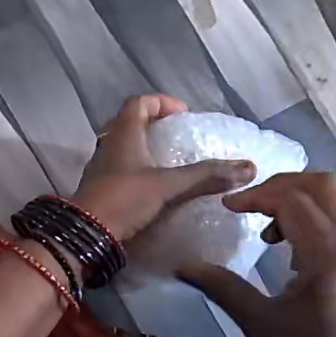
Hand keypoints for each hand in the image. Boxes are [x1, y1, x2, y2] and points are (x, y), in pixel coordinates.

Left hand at [72, 95, 254, 240]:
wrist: (87, 233)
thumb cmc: (125, 199)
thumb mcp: (168, 185)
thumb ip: (205, 176)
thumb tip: (247, 168)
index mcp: (122, 134)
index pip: (139, 102)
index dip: (162, 102)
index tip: (182, 114)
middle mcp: (107, 146)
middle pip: (128, 124)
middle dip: (152, 126)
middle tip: (174, 137)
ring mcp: (98, 169)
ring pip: (120, 149)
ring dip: (141, 151)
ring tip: (165, 163)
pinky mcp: (96, 190)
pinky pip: (116, 171)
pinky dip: (133, 172)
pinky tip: (148, 188)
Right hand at [178, 173, 335, 336]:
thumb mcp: (259, 323)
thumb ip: (223, 287)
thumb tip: (184, 266)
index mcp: (329, 255)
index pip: (294, 200)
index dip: (256, 197)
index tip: (227, 208)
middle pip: (324, 186)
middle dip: (282, 186)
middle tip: (249, 205)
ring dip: (301, 200)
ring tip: (268, 231)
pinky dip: (317, 217)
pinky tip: (293, 247)